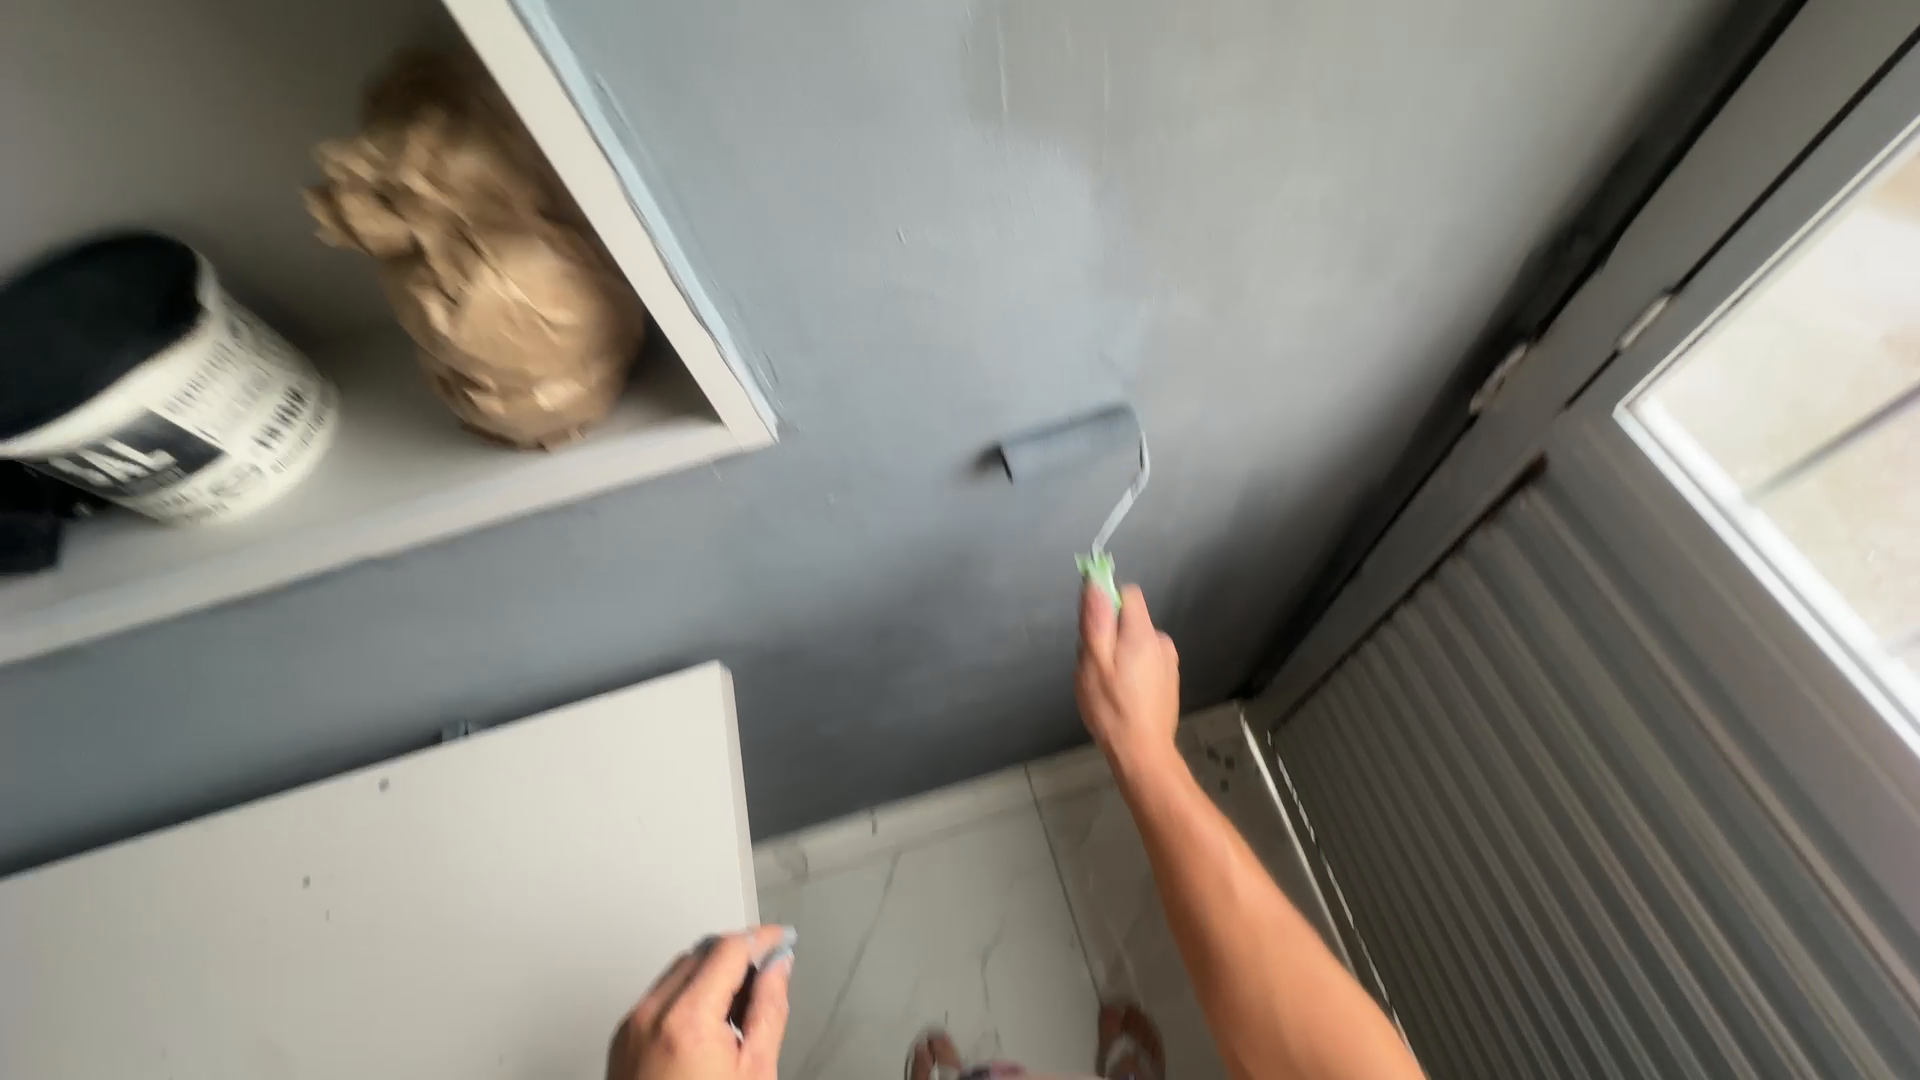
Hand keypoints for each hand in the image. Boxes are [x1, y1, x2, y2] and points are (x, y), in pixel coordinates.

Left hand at [608, 926, 793, 1079]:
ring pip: (681, 967)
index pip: (730, 948)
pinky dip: (691, 990)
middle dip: (739, 953)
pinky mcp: (622, 1040)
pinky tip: (713, 1019)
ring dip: (715, 969)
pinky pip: (662, 993)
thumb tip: (778, 967)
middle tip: (769, 971)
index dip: (763, 938)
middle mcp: (652, 1014)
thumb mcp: (755, 1072)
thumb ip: (770, 1007)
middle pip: (704, 951)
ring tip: (742, 1003)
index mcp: (688, 1019)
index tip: (783, 940)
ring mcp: (632, 1027)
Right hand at [1076, 582, 1180, 775]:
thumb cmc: (1112, 708)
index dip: (1106, 604)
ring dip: (1118, 654)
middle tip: (1094, 667)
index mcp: (1142, 633)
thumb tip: (1096, 583)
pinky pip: (1144, 659)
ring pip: (1134, 641)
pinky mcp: (1169, 679)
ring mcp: (1168, 661)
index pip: (1127, 594)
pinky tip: (1122, 694)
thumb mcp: (1093, 663)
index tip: (1092, 628)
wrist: (1143, 752)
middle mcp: (1161, 641)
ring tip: (1106, 684)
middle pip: (1128, 619)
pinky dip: (1131, 669)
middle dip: (1108, 635)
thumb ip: (1096, 621)